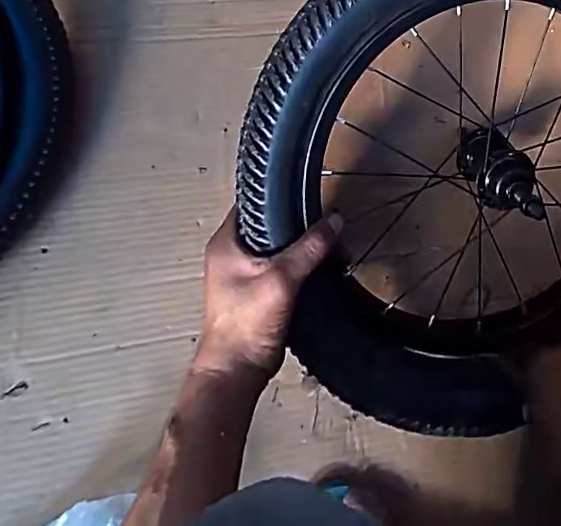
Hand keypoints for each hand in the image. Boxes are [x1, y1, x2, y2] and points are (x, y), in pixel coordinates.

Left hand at [192, 207, 342, 379]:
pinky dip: (297, 262)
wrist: (237, 372)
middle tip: (320, 214)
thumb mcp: (283, 277)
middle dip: (294, 220)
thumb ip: (310, 247)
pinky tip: (318, 261)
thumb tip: (336, 219)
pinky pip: (279, 265)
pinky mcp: (255, 291)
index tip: (302, 187)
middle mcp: (229, 253)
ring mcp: (241, 273)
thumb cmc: (248, 321)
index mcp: (225, 242)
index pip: (251, 202)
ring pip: (275, 245)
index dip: (275, 192)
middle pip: (266, 223)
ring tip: (324, 237)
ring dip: (298, 243)